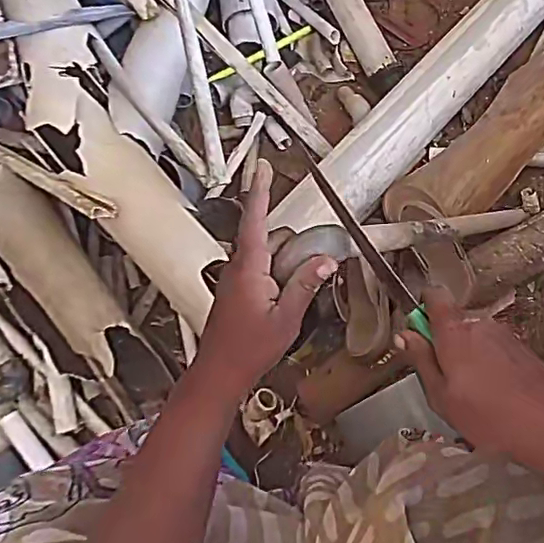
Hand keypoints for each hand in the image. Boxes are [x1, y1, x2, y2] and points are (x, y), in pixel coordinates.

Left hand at [188, 160, 334, 398]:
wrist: (219, 374)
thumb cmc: (247, 350)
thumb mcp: (286, 319)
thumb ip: (305, 286)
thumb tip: (324, 261)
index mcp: (248, 269)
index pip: (255, 220)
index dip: (260, 191)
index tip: (263, 169)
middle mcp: (238, 269)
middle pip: (267, 237)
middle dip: (292, 244)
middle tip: (312, 261)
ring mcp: (235, 280)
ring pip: (266, 254)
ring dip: (285, 262)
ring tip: (298, 289)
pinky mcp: (237, 291)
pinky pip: (261, 270)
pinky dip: (278, 274)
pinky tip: (286, 298)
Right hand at [396, 286, 543, 477]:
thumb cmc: (487, 415)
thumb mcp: (441, 396)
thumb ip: (421, 361)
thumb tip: (403, 334)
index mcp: (454, 332)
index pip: (434, 296)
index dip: (423, 307)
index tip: (418, 331)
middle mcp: (479, 324)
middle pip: (453, 322)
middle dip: (445, 344)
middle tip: (445, 380)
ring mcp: (503, 334)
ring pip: (474, 337)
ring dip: (467, 356)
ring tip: (472, 393)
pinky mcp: (521, 347)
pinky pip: (493, 348)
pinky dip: (488, 363)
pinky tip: (494, 393)